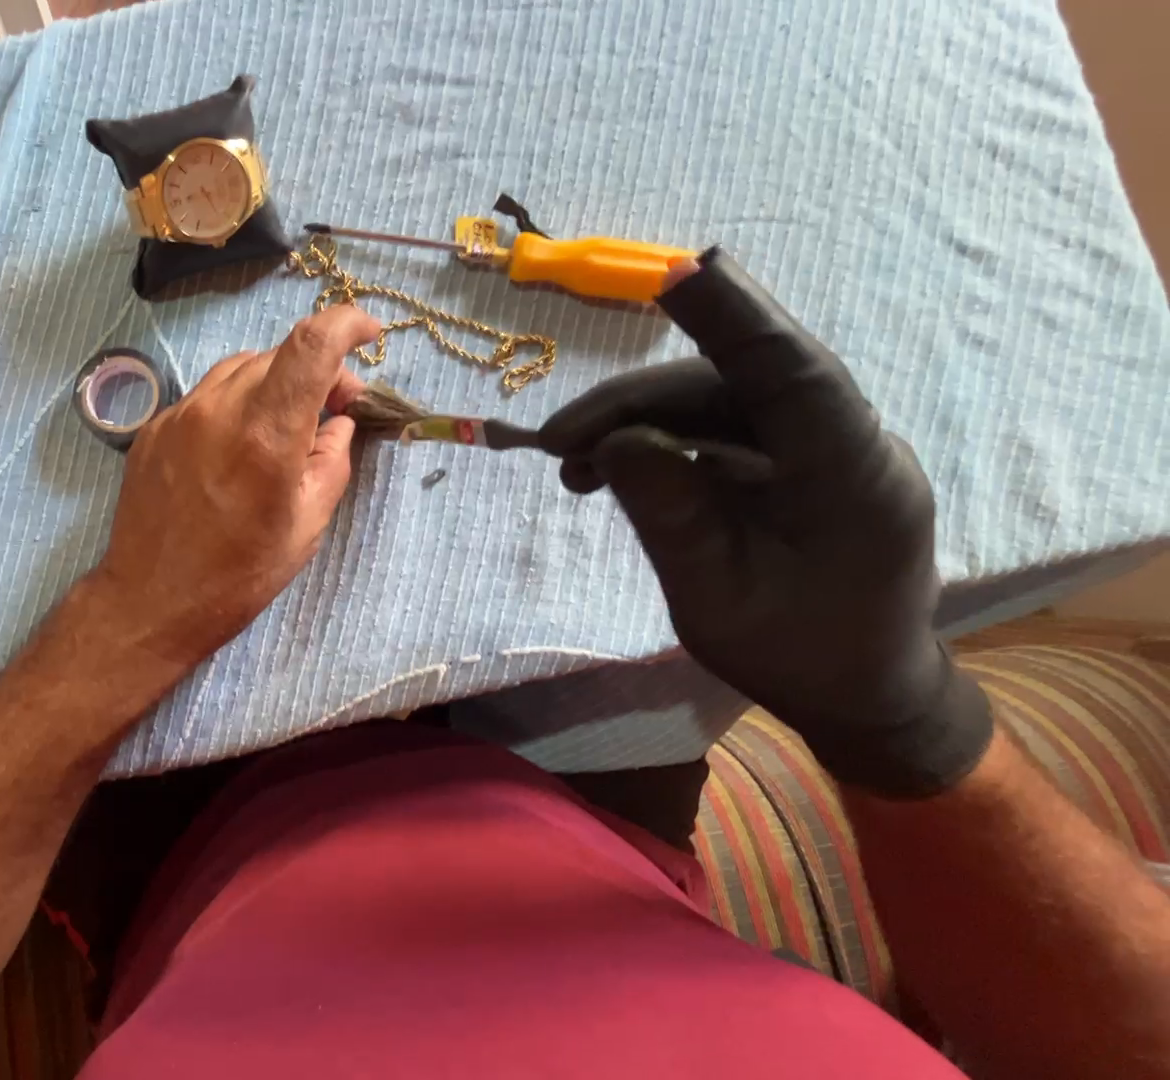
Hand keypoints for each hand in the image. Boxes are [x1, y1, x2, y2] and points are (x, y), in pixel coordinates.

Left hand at [89, 305, 378, 665]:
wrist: (152, 601)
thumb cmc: (240, 575)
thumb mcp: (307, 525)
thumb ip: (332, 460)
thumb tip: (338, 420)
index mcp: (266, 433)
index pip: (311, 343)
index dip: (347, 323)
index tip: (368, 335)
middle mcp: (218, 409)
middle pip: (278, 354)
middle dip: (315, 371)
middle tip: (330, 412)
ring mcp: (178, 415)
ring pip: (239, 370)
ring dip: (272, 385)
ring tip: (281, 429)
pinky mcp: (153, 428)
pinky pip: (205, 397)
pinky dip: (233, 406)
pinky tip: (234, 448)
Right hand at [539, 249, 991, 796]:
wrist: (859, 692)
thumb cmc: (793, 656)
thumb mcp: (714, 598)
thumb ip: (669, 514)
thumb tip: (615, 441)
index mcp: (849, 475)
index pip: (791, 371)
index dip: (732, 316)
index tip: (674, 274)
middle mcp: (842, 444)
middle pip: (732, 384)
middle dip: (635, 402)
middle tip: (556, 440)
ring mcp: (816, 450)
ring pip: (716, 403)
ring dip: (636, 423)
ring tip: (568, 464)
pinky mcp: (790, 463)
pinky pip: (717, 432)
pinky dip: (657, 444)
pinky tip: (604, 469)